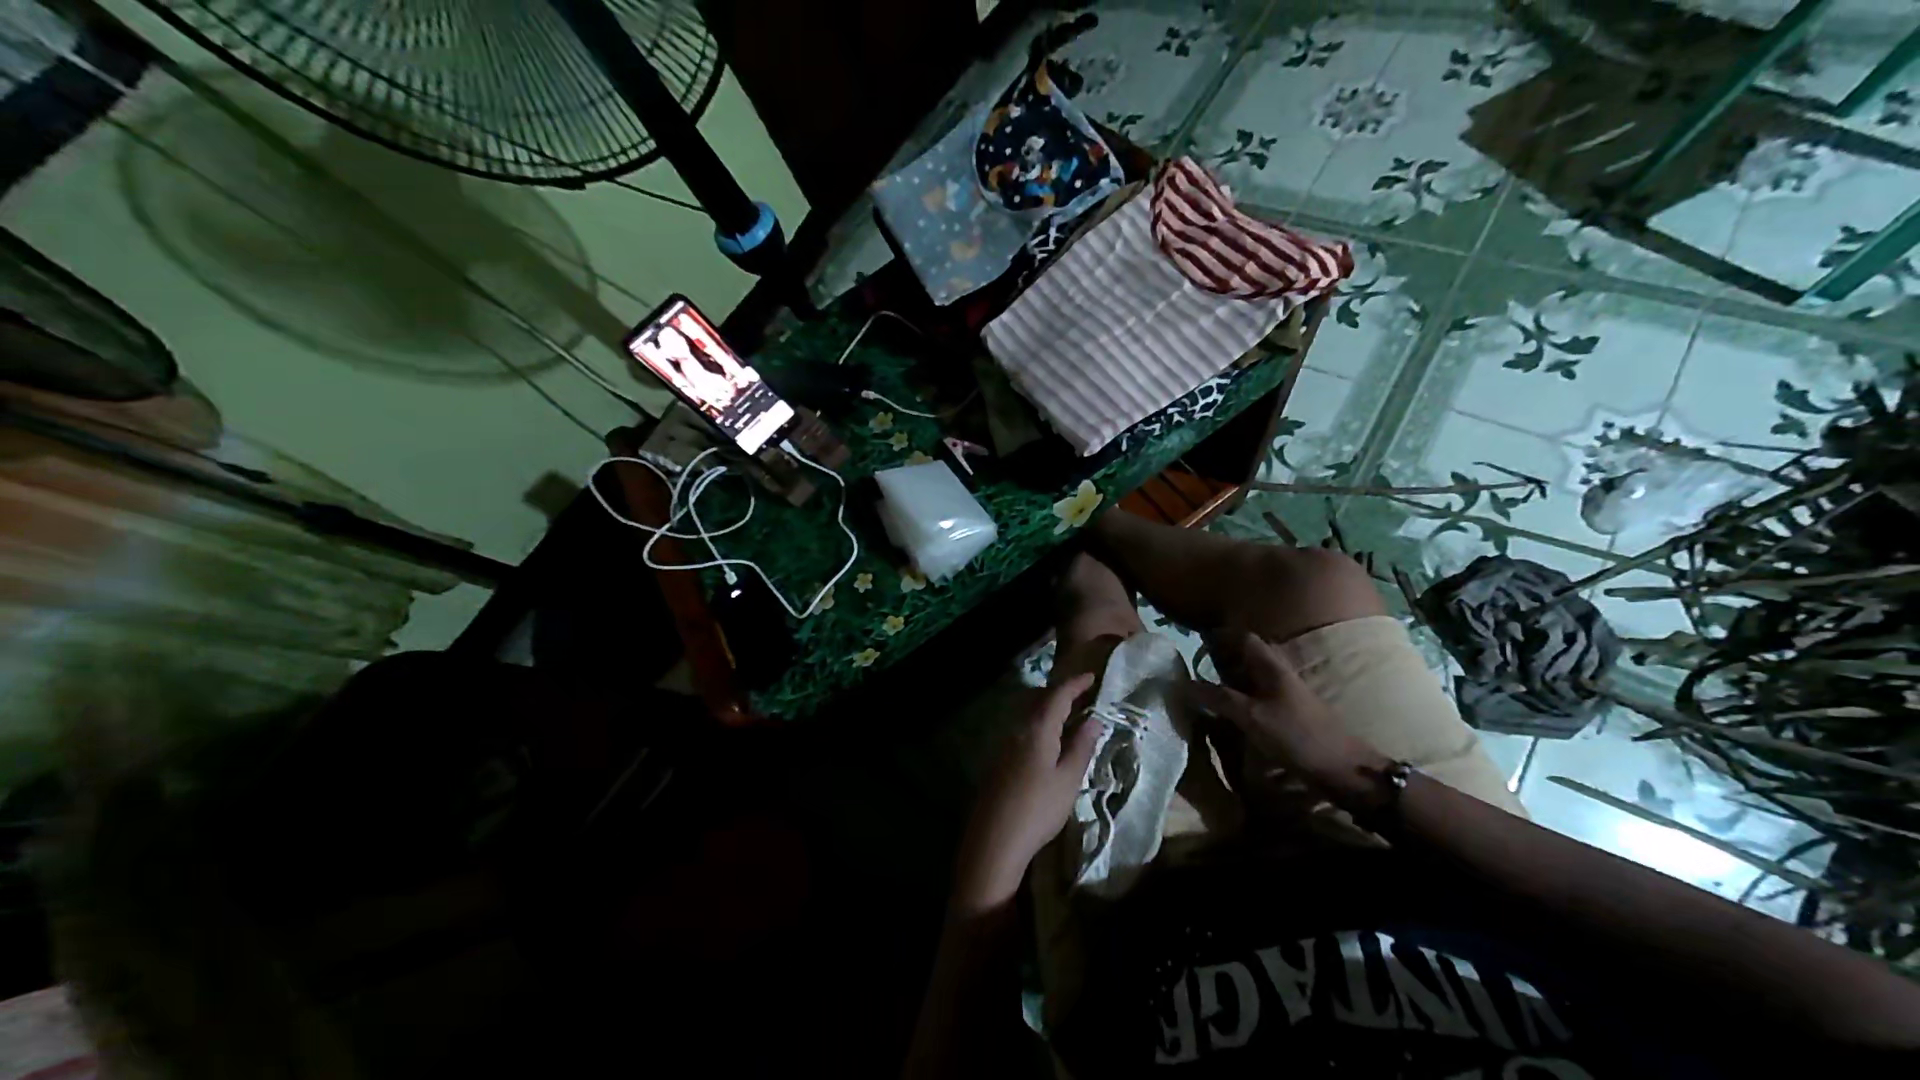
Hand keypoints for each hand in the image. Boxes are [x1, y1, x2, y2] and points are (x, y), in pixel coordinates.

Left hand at [952, 673, 1100, 913]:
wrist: (995, 839)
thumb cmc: (1038, 808)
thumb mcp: (1068, 779)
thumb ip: (1081, 747)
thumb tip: (1094, 720)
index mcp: (1037, 729)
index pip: (1057, 696)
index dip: (1074, 684)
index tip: (1091, 676)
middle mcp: (1017, 730)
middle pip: (1038, 700)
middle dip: (1059, 693)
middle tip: (1081, 696)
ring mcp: (1004, 745)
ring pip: (1028, 715)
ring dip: (1047, 709)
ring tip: (1068, 717)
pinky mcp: (998, 761)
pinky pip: (1021, 731)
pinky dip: (1038, 725)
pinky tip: (1048, 743)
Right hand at [1188, 630, 1391, 809]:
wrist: (1342, 768)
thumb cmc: (1296, 735)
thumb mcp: (1251, 716)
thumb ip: (1218, 698)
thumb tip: (1183, 683)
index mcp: (1271, 665)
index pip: (1242, 637)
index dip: (1219, 635)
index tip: (1192, 641)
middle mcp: (1277, 673)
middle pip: (1244, 656)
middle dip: (1218, 658)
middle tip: (1189, 667)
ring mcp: (1283, 694)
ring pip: (1248, 677)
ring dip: (1226, 679)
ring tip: (1199, 689)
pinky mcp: (1285, 713)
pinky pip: (1253, 696)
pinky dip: (1235, 697)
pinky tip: (1222, 711)